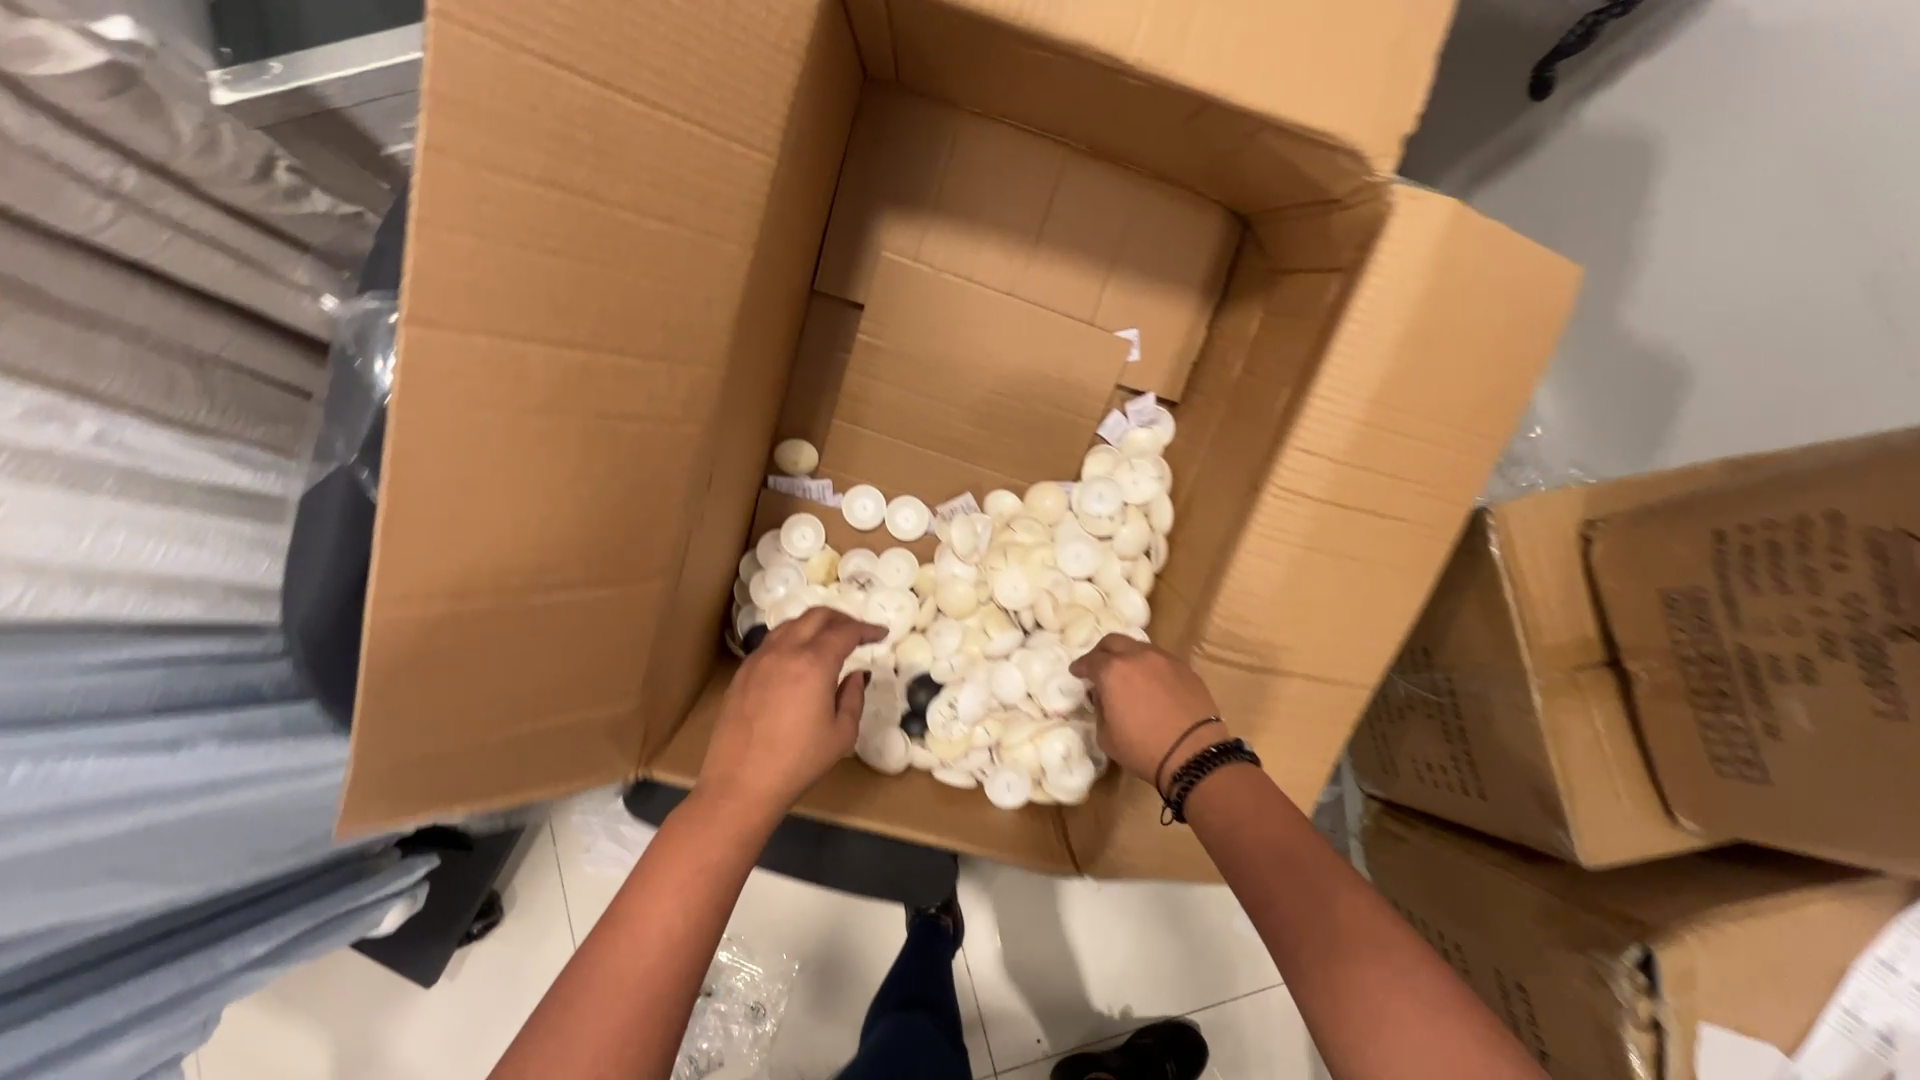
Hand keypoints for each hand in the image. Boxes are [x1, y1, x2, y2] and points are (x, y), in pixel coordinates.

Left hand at [699, 608, 886, 813]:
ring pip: (790, 625)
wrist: (741, 781)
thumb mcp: (841, 734)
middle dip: (841, 618)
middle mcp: (785, 651)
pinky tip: (798, 658)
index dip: (867, 629)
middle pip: (816, 616)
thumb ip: (853, 698)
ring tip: (828, 640)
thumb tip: (855, 675)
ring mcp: (759, 659)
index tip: (881, 634)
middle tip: (857, 632)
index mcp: (814, 663)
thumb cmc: (798, 761)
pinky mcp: (742, 673)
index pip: (845, 631)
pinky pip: (771, 642)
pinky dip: (792, 639)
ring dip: (814, 625)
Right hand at [1070, 635, 1225, 794]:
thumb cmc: (1143, 749)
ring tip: (1128, 674)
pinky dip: (1150, 666)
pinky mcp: (1186, 669)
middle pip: (1114, 641)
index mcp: (1112, 671)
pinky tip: (1152, 683)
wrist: (1194, 754)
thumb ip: (1099, 708)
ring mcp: (1164, 660)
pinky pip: (1161, 660)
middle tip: (1099, 666)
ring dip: (1128, 656)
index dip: (1080, 666)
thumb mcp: (1106, 736)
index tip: (1076, 672)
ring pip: (1140, 647)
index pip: (1089, 661)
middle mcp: (1137, 656)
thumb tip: (1103, 695)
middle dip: (1102, 652)